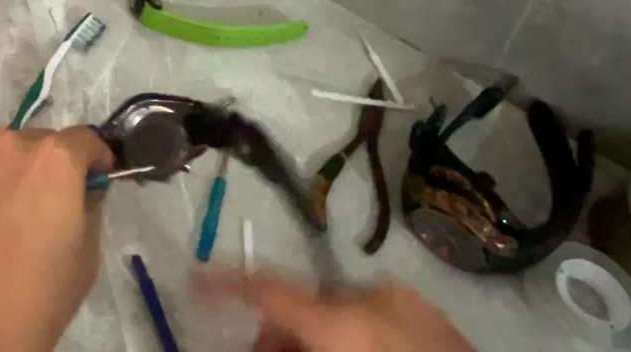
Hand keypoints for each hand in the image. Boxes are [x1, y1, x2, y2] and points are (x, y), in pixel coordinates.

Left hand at [0, 126, 112, 351]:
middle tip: (50, 203)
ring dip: (12, 172)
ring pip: (1, 154)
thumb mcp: (87, 253)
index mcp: (54, 158)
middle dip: (51, 165)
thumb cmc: (40, 292)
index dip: (96, 157)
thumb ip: (87, 206)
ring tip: (9, 215)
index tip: (96, 178)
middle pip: (40, 142)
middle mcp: (10, 144)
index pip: (85, 138)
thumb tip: (82, 190)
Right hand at [195, 271, 477, 351]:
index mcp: (344, 321)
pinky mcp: (438, 324)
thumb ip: (278, 350)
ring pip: (339, 314)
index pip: (266, 289)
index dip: (223, 285)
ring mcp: (412, 308)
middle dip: (276, 337)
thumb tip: (251, 341)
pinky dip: (352, 342)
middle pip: (303, 305)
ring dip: (314, 341)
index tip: (192, 285)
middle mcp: (375, 299)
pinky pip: (377, 323)